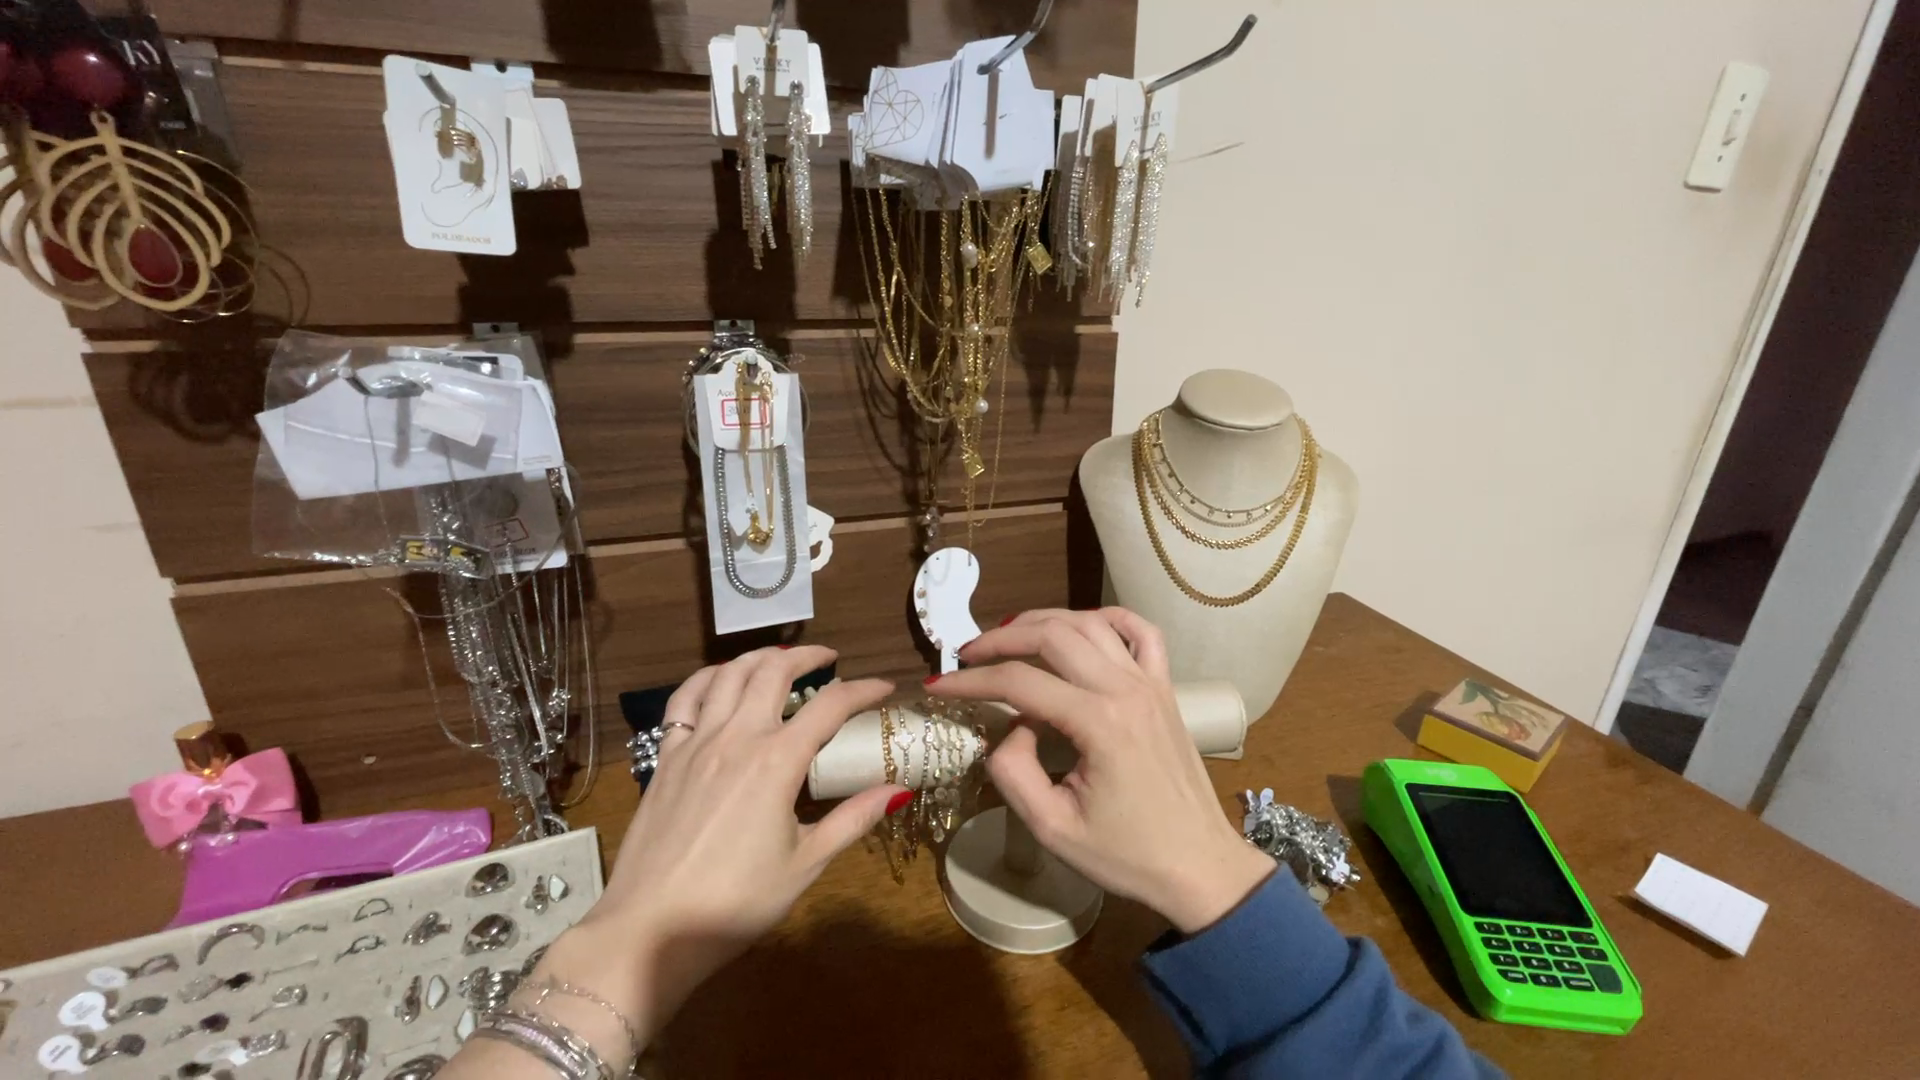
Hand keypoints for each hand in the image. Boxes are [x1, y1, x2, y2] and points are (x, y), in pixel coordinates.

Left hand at [536, 647, 904, 1051]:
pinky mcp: (666, 758)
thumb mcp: (805, 865)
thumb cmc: (735, 903)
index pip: (831, 706)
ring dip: (760, 658)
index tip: (886, 688)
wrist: (650, 930)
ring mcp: (696, 743)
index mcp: (777, 761)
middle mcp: (737, 737)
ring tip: (780, 661)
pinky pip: (685, 700)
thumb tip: (899, 790)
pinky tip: (721, 680)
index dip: (864, 690)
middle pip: (774, 671)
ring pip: (729, 674)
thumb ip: (853, 820)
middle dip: (808, 655)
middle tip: (829, 659)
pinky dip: (708, 678)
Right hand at [933, 610, 1273, 933]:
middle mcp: (1125, 689)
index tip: (938, 685)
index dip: (971, 680)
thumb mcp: (1053, 828)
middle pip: (1053, 635)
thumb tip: (1008, 727)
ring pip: (1090, 622)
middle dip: (1000, 639)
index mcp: (1098, 723)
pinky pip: (1140, 631)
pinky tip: (1081, 625)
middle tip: (967, 655)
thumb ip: (1014, 771)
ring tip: (1008, 637)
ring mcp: (1151, 683)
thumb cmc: (1127, 856)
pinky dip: (1107, 617)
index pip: (1020, 682)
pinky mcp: (1166, 688)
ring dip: (1044, 621)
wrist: (1201, 868)